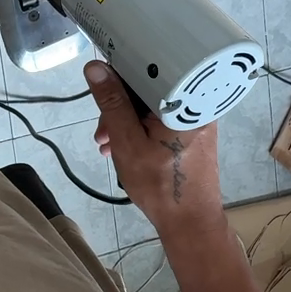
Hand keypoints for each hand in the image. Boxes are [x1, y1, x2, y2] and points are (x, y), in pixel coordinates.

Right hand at [84, 60, 224, 230]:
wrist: (190, 223)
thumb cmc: (160, 185)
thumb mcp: (127, 142)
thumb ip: (112, 103)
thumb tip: (95, 68)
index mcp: (185, 101)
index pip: (147, 71)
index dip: (118, 78)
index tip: (99, 94)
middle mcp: (195, 105)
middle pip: (148, 90)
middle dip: (118, 108)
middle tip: (102, 133)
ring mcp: (195, 120)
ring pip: (151, 106)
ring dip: (125, 121)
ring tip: (107, 146)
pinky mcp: (192, 134)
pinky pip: (160, 120)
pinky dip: (140, 129)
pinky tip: (123, 148)